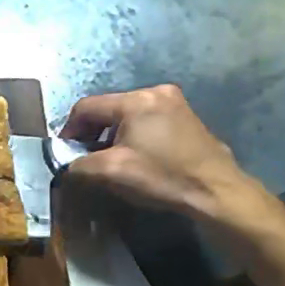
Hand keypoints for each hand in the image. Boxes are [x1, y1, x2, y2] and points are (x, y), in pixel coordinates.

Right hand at [59, 84, 277, 232]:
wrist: (218, 193)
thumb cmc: (161, 176)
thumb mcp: (108, 171)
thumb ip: (76, 163)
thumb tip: (66, 163)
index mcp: (136, 100)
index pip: (85, 108)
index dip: (69, 130)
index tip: (67, 153)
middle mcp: (156, 92)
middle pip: (106, 109)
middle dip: (90, 132)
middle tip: (86, 156)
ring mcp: (175, 102)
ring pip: (124, 114)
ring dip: (110, 134)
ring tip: (109, 157)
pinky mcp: (186, 116)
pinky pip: (144, 119)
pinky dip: (131, 134)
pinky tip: (134, 154)